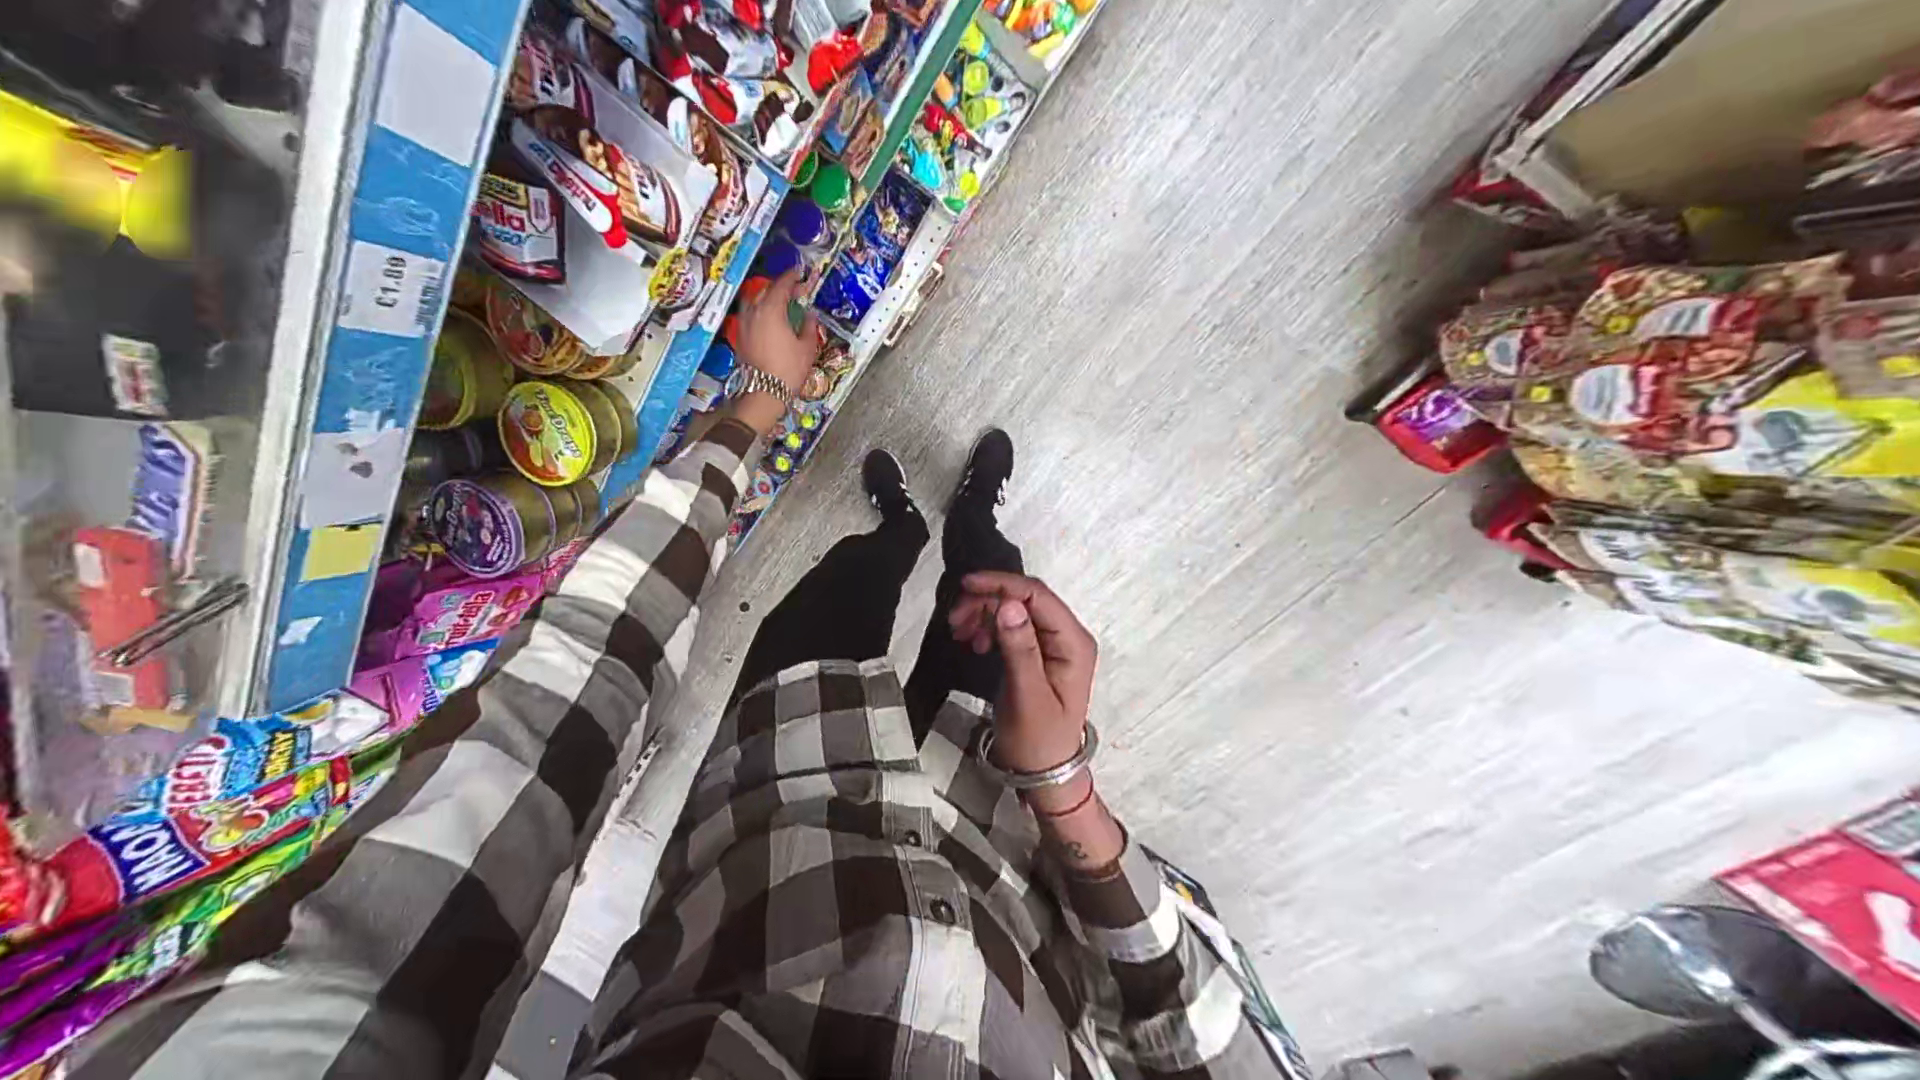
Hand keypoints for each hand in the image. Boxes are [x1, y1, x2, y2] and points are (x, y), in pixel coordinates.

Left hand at [736, 265, 819, 394]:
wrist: (764, 392)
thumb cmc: (788, 369)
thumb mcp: (807, 347)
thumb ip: (809, 326)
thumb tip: (809, 315)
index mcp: (772, 310)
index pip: (781, 285)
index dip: (792, 278)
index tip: (800, 274)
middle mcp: (754, 312)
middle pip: (766, 290)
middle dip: (780, 288)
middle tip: (794, 291)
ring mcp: (745, 323)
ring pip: (755, 301)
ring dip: (767, 298)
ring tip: (780, 303)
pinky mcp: (741, 335)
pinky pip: (750, 314)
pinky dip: (760, 311)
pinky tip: (769, 319)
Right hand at [947, 572, 1096, 773]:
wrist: (1042, 774)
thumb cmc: (1037, 740)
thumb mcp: (1027, 696)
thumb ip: (1020, 649)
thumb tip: (1009, 605)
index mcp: (1073, 643)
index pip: (1038, 596)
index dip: (1002, 584)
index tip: (965, 585)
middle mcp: (1067, 636)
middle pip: (1025, 599)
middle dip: (988, 600)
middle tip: (954, 618)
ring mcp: (1052, 644)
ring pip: (1015, 610)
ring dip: (984, 614)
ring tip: (959, 632)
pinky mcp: (1037, 653)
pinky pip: (1011, 627)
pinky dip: (989, 628)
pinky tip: (974, 643)